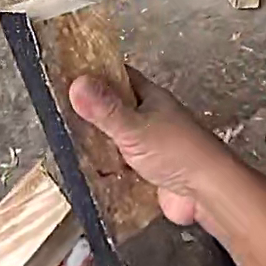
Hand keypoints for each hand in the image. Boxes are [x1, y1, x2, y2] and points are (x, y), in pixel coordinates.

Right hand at [68, 68, 243, 226]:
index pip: (120, 77)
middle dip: (92, 113)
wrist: (207, 191)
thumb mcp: (135, 128)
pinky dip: (107, 170)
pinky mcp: (151, 170)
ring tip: (65, 146)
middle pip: (117, 109)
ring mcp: (153, 144)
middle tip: (58, 117)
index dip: (96, 74)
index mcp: (152, 98)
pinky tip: (87, 175)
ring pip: (118, 139)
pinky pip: (123, 166)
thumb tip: (77, 82)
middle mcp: (153, 117)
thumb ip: (106, 109)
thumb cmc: (178, 152)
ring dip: (98, 144)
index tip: (65, 76)